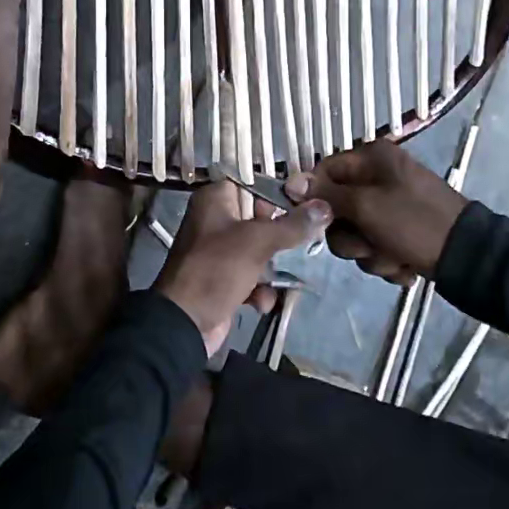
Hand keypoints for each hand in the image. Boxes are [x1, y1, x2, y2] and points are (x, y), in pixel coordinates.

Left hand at [155, 184, 329, 354]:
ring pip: (260, 248)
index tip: (307, 202)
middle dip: (282, 233)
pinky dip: (260, 289)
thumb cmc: (216, 269)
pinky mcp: (223, 280)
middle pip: (260, 217)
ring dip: (273, 265)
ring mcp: (219, 253)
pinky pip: (252, 276)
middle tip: (306, 238)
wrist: (182, 325)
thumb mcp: (258, 242)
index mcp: (215, 200)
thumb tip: (326, 207)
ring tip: (286, 273)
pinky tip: (262, 301)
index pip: (254, 182)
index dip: (279, 191)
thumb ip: (293, 225)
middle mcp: (215, 221)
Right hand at [284, 141, 466, 285]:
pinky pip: (377, 249)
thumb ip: (327, 195)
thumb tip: (289, 181)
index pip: (324, 172)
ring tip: (397, 255)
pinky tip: (408, 264)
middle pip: (338, 211)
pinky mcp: (402, 234)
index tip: (312, 222)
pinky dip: (390, 261)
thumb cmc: (416, 223)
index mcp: (373, 159)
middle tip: (371, 241)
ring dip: (373, 254)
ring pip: (356, 236)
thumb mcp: (367, 207)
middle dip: (353, 237)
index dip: (316, 199)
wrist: (469, 258)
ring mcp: (392, 208)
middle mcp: (380, 178)